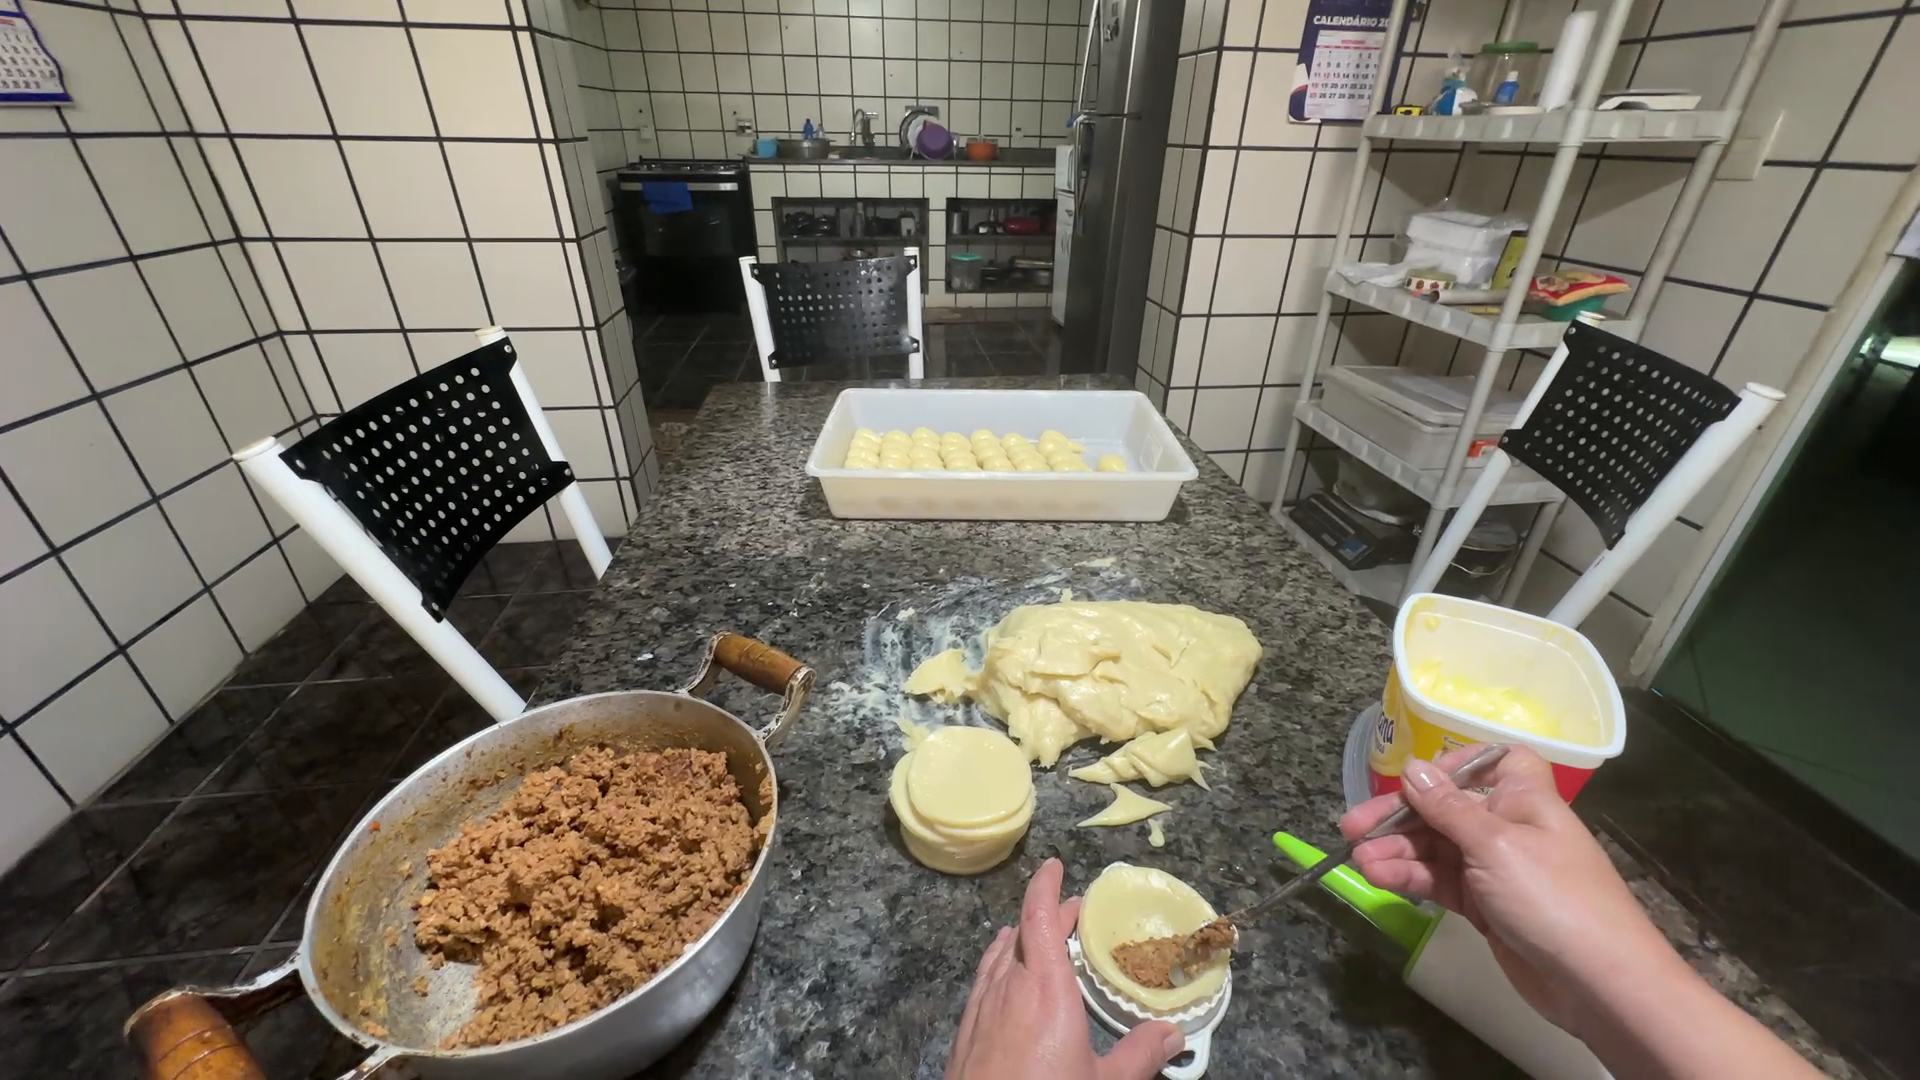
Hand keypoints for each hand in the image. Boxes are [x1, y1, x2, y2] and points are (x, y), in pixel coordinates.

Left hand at [946, 858, 1185, 1079]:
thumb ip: (1138, 1055)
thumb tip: (1174, 1034)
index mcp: (1045, 986)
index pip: (1038, 914)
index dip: (1046, 884)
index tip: (1055, 865)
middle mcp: (1009, 983)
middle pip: (1024, 929)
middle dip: (1047, 912)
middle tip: (1072, 911)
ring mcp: (982, 1003)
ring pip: (1001, 951)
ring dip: (1023, 935)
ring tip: (1038, 934)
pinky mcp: (967, 1025)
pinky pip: (986, 976)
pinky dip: (1002, 960)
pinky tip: (1006, 973)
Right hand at [1340, 745, 1677, 1034]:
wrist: (1604, 990)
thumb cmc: (1555, 900)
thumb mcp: (1495, 844)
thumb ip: (1446, 806)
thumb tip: (1412, 766)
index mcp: (1522, 802)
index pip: (1498, 762)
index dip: (1460, 762)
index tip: (1424, 777)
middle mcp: (1506, 828)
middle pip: (1443, 807)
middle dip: (1397, 815)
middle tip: (1352, 826)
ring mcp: (1493, 868)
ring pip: (1432, 845)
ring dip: (1394, 850)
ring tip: (1359, 860)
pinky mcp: (1482, 904)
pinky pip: (1436, 879)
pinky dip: (1407, 877)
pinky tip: (1379, 877)